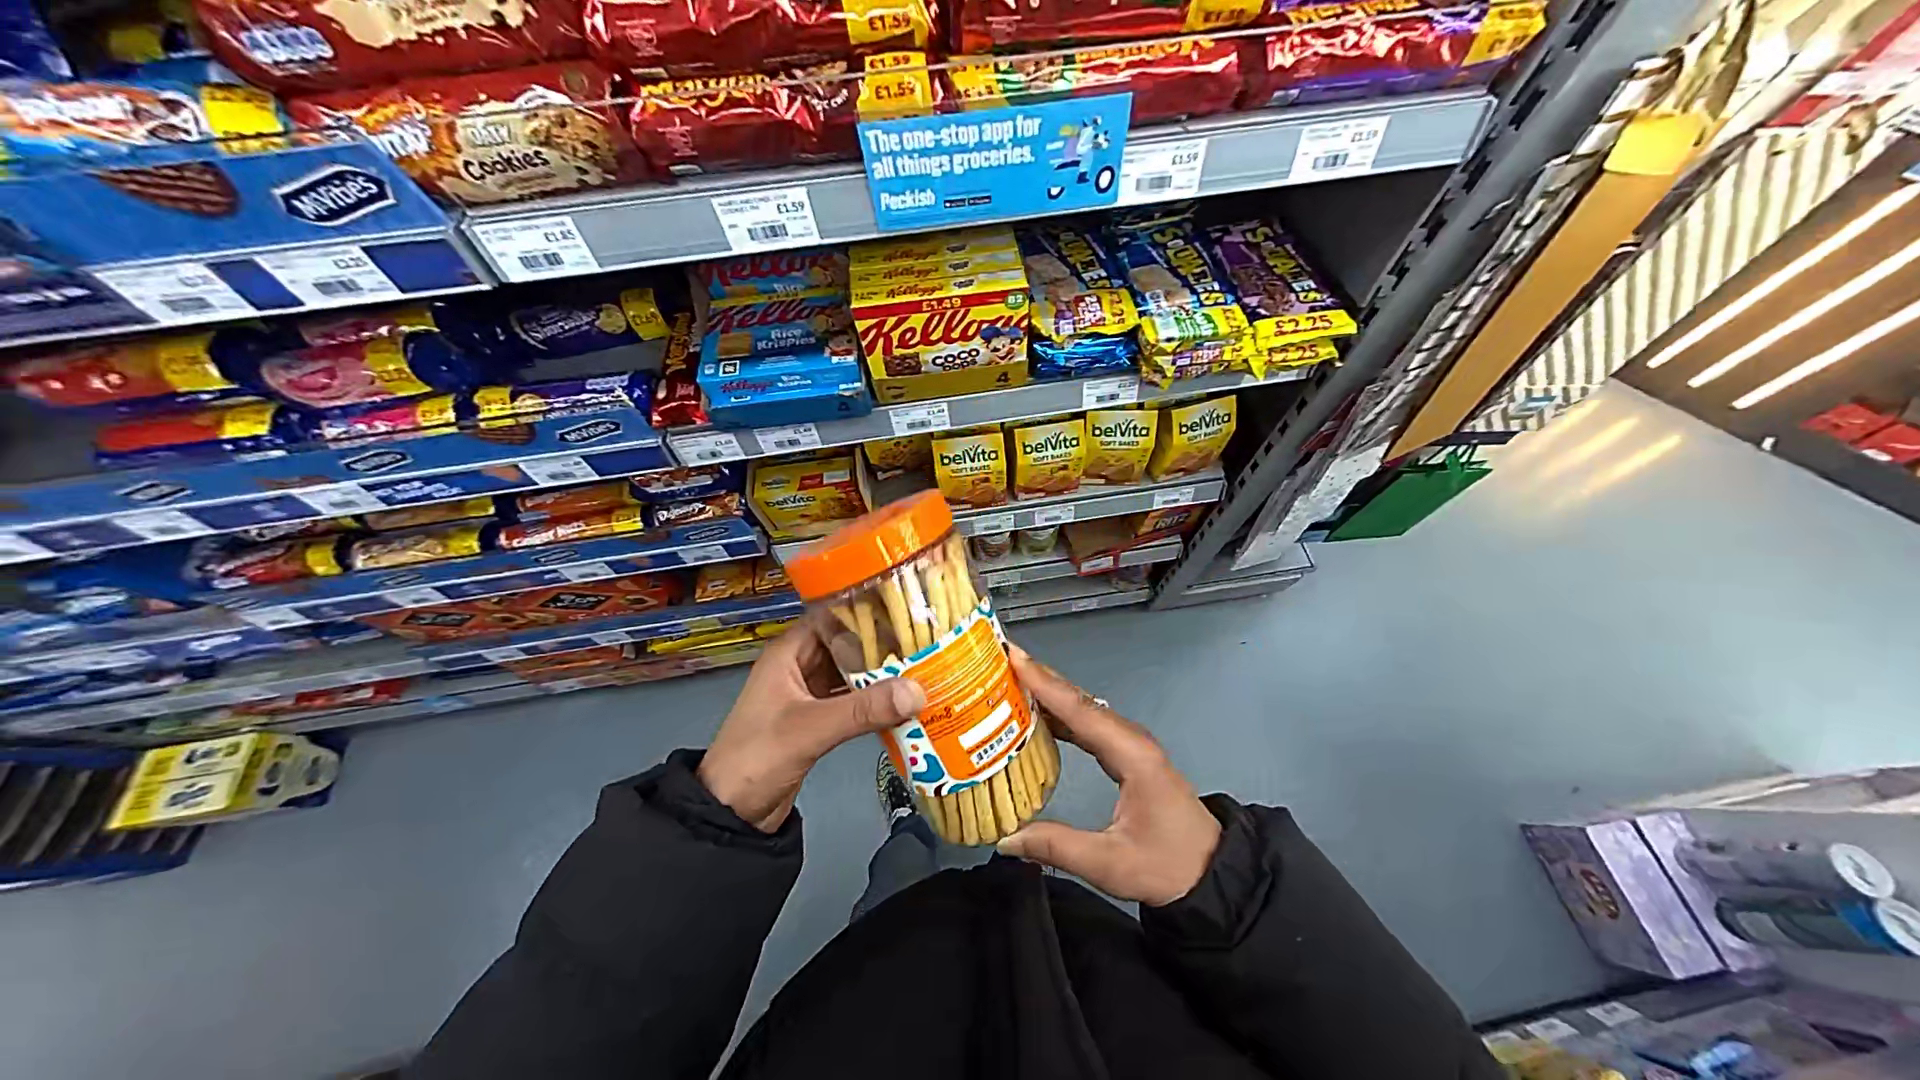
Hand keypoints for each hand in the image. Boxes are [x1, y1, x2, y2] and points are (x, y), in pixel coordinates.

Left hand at [698, 614, 924, 832]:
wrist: (730, 813)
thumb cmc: (756, 758)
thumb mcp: (810, 729)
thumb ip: (862, 710)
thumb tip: (916, 692)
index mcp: (790, 653)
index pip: (832, 616)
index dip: (867, 610)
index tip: (906, 609)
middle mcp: (801, 667)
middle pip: (848, 645)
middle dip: (884, 646)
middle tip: (927, 644)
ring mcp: (810, 694)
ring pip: (853, 675)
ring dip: (883, 676)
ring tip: (924, 670)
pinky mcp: (819, 720)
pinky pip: (854, 702)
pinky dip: (876, 702)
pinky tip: (905, 704)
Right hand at [997, 645, 1220, 905]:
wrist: (1213, 875)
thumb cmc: (1168, 867)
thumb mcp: (1110, 865)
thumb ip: (1056, 847)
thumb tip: (1007, 839)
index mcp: (1132, 756)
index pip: (1080, 710)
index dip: (1044, 683)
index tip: (1014, 658)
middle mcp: (1131, 741)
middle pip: (1080, 701)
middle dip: (1041, 678)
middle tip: (1002, 660)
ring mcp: (1131, 746)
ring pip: (1084, 710)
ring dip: (1049, 694)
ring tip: (1010, 683)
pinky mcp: (1128, 756)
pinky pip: (1088, 726)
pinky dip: (1061, 715)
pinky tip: (1038, 717)